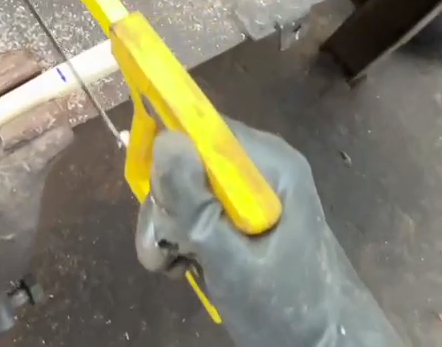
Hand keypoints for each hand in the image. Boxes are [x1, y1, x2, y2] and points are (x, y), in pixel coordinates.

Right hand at [136, 119, 402, 346]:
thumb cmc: (286, 311)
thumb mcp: (232, 262)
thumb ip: (196, 203)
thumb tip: (164, 137)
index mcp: (272, 164)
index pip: (202, 130)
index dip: (168, 157)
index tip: (154, 200)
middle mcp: (262, 164)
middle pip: (189, 159)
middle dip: (166, 205)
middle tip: (160, 251)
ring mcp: (253, 187)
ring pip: (187, 184)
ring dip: (169, 224)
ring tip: (170, 264)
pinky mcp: (244, 210)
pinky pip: (198, 204)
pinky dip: (183, 232)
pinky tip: (184, 262)